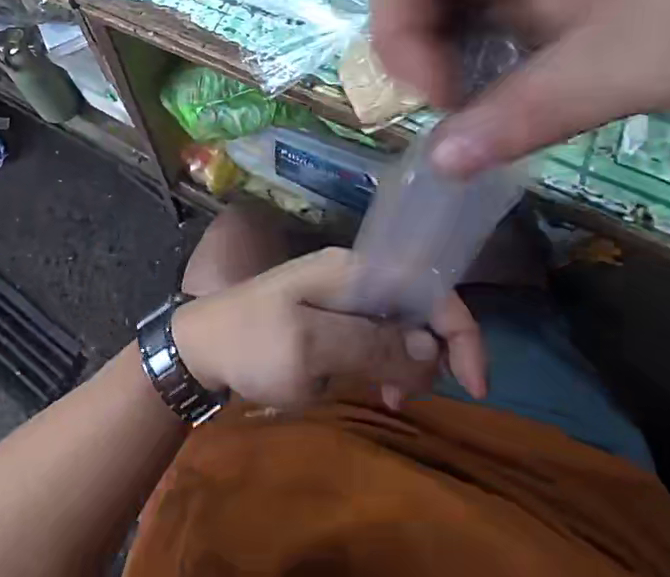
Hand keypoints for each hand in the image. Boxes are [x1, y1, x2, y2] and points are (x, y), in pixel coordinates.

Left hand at [171, 247, 486, 409]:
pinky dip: (385, 366)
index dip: (461, 332)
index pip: (429, 286)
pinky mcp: (330, 319)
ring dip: (407, 366)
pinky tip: (372, 389)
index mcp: (351, 270)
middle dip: (430, 356)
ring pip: (402, 328)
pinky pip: (377, 339)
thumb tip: (431, 347)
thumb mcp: (308, 348)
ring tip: (383, 398)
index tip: (472, 387)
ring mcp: (340, 297)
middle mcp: (352, 276)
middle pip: (420, 309)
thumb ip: (370, 344)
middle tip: (401, 397)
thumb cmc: (249, 342)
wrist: (198, 346)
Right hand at [369, 0, 669, 180]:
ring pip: (476, 10)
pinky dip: (515, 64)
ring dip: (474, 65)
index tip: (440, 101)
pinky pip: (523, 21)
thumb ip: (518, 114)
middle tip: (469, 118)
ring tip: (506, 115)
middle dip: (432, 55)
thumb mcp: (627, 66)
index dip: (398, 36)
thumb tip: (437, 164)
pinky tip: (544, 97)